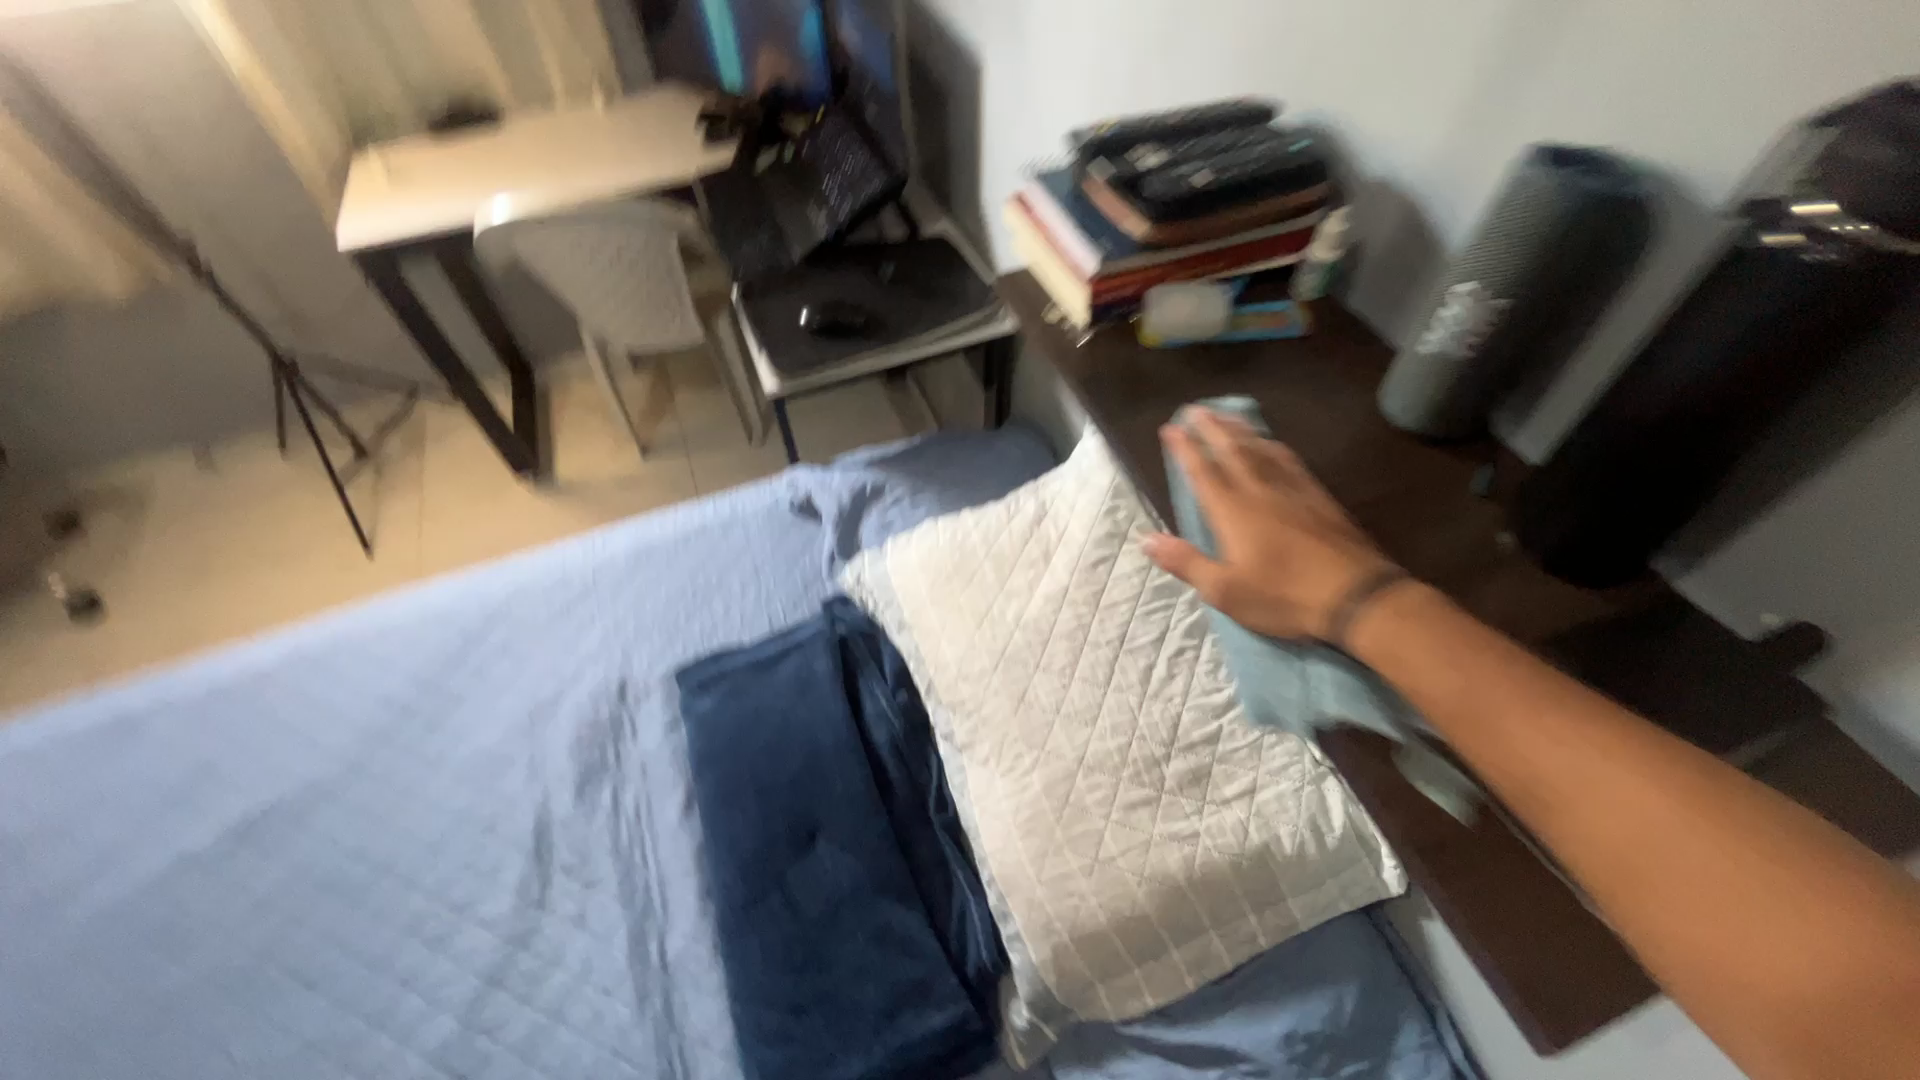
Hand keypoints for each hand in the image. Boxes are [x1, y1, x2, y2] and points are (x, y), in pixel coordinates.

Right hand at [1144, 409, 1397, 640]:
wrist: (1357, 596)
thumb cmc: (1284, 597)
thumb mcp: (1225, 591)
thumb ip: (1185, 562)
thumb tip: (1146, 539)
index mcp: (1233, 512)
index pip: (1203, 472)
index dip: (1184, 448)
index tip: (1171, 427)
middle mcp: (1260, 492)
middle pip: (1232, 450)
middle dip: (1212, 428)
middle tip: (1196, 408)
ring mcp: (1293, 492)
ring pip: (1262, 450)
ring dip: (1241, 430)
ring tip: (1227, 415)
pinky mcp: (1319, 499)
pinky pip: (1290, 461)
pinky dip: (1274, 446)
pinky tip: (1272, 443)